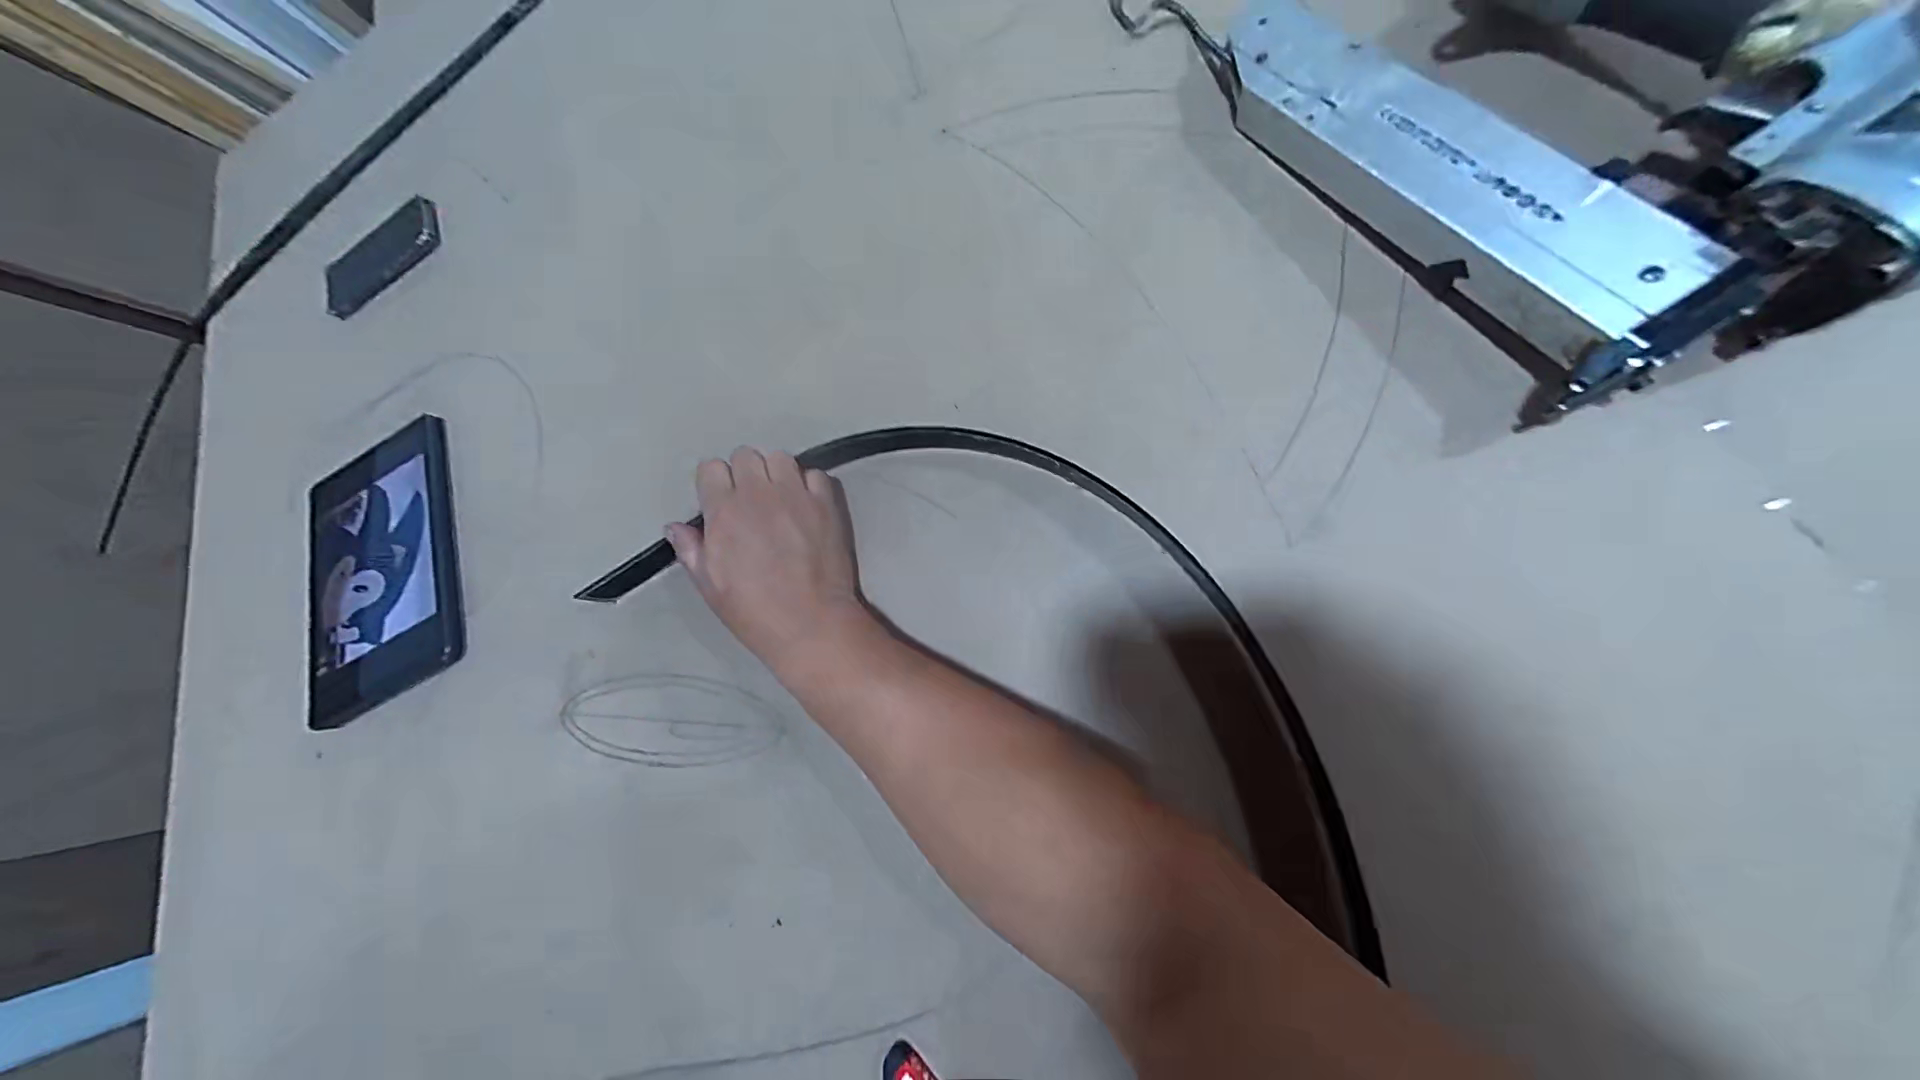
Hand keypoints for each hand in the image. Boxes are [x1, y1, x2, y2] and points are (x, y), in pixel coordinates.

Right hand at [665, 447, 874, 671]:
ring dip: (777, 473)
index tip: (722, 503)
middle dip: (745, 474)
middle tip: (752, 502)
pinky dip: (809, 484)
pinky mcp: (827, 503)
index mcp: (724, 511)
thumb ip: (692, 550)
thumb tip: (676, 527)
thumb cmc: (754, 610)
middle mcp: (760, 493)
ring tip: (780, 499)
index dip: (715, 484)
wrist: (810, 622)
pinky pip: (816, 475)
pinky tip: (807, 506)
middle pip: (746, 455)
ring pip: (781, 457)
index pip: (712, 468)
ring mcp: (796, 494)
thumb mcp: (710, 586)